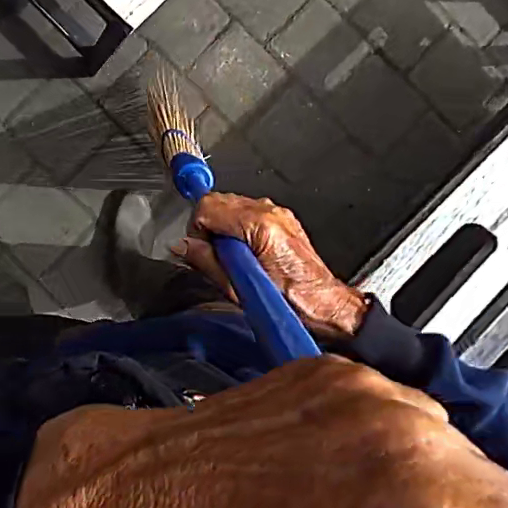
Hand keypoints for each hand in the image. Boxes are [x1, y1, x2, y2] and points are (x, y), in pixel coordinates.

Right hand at [170, 193, 367, 340]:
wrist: (326, 306)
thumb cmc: (291, 302)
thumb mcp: (236, 288)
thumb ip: (205, 261)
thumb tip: (182, 246)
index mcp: (259, 226)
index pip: (207, 207)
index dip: (196, 229)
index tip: (200, 249)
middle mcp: (269, 213)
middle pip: (216, 201)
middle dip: (206, 226)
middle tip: (214, 253)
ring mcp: (276, 213)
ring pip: (229, 203)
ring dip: (221, 225)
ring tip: (231, 255)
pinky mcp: (280, 218)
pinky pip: (244, 211)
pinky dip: (235, 225)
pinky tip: (243, 250)